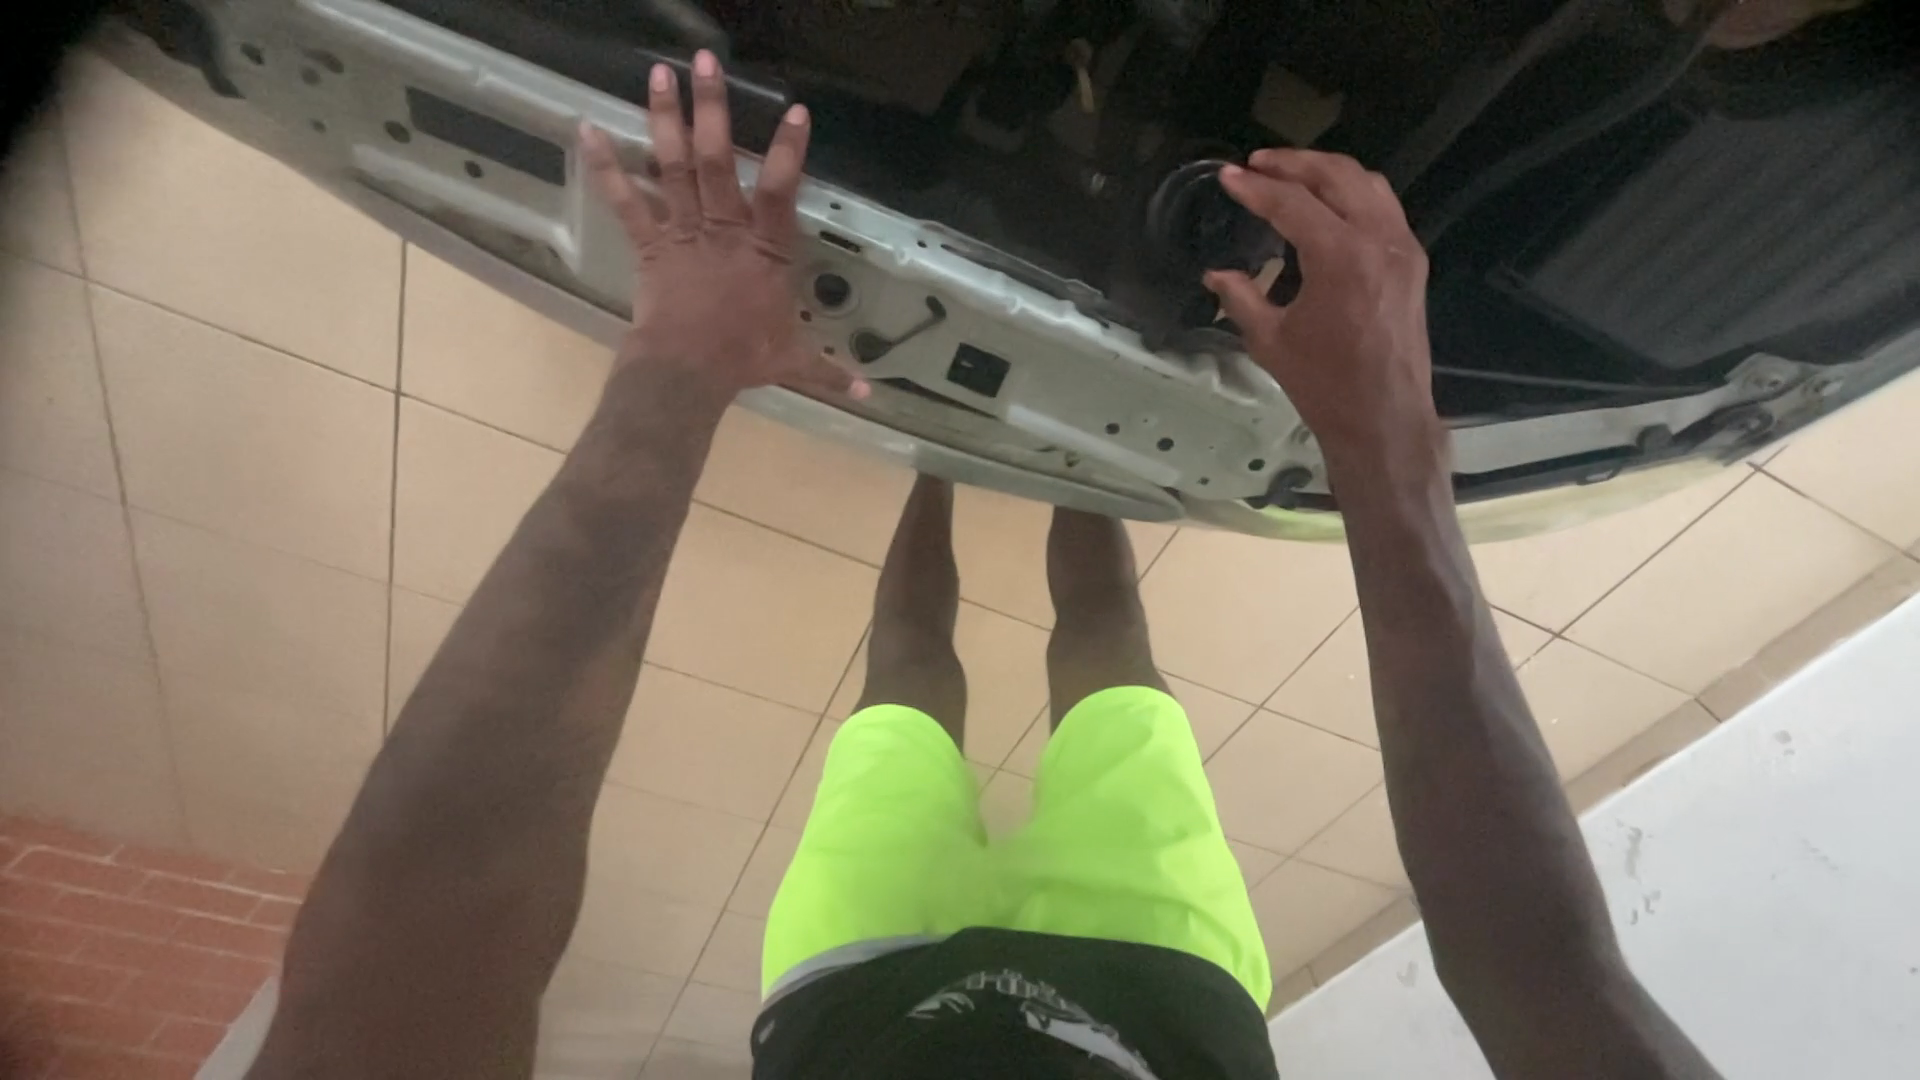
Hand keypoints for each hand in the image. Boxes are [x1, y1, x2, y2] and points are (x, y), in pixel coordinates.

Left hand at [580, 51, 866, 401]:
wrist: (688, 369)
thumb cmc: (744, 358)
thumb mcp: (794, 362)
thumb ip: (830, 372)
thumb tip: (866, 395)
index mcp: (766, 250)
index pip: (782, 191)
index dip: (789, 150)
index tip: (796, 111)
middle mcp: (725, 228)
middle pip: (720, 159)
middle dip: (714, 108)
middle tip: (707, 62)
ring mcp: (685, 231)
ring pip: (674, 166)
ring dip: (665, 118)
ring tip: (660, 74)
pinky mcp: (650, 243)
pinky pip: (626, 201)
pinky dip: (607, 167)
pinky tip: (589, 129)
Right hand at [1203, 150, 1438, 464]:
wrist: (1381, 415)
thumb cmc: (1321, 383)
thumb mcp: (1269, 340)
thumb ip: (1241, 297)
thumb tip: (1216, 273)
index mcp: (1340, 257)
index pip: (1293, 204)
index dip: (1256, 188)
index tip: (1227, 176)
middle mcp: (1378, 239)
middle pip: (1336, 176)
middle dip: (1293, 163)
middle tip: (1257, 163)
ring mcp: (1401, 246)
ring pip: (1366, 183)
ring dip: (1326, 171)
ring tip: (1290, 173)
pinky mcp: (1411, 261)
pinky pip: (1381, 207)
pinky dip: (1350, 193)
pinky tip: (1326, 205)